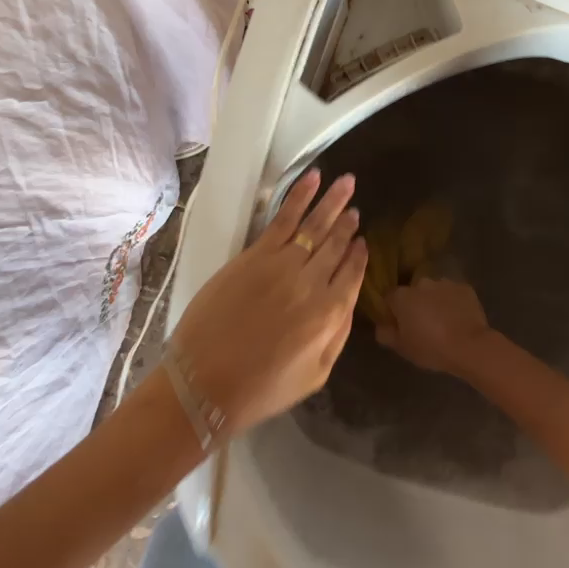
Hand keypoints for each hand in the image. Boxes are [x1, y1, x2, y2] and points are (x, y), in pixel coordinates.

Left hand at [169, 170, 366, 436]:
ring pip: (315, 225)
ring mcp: (283, 264)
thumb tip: (348, 301)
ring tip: (347, 182)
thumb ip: (338, 335)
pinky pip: (283, 218)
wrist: (205, 384)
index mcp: (330, 314)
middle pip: (336, 245)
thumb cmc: (261, 388)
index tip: (363, 241)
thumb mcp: (316, 375)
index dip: (359, 256)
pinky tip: (313, 179)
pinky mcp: (254, 255)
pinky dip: (299, 196)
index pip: (352, 275)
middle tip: (356, 207)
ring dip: (333, 202)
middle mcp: (312, 283)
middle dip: (348, 225)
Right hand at [376, 276, 493, 375]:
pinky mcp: (465, 288)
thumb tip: (381, 326)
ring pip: (434, 291)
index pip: (389, 298)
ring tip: (442, 323)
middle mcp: (422, 283)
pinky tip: (457, 319)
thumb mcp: (402, 348)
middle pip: (413, 292)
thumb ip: (386, 334)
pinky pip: (453, 294)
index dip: (392, 311)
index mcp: (402, 296)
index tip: (399, 325)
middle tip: (421, 325)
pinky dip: (453, 302)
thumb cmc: (431, 348)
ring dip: (434, 302)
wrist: (469, 346)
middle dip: (415, 304)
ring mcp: (445, 283)